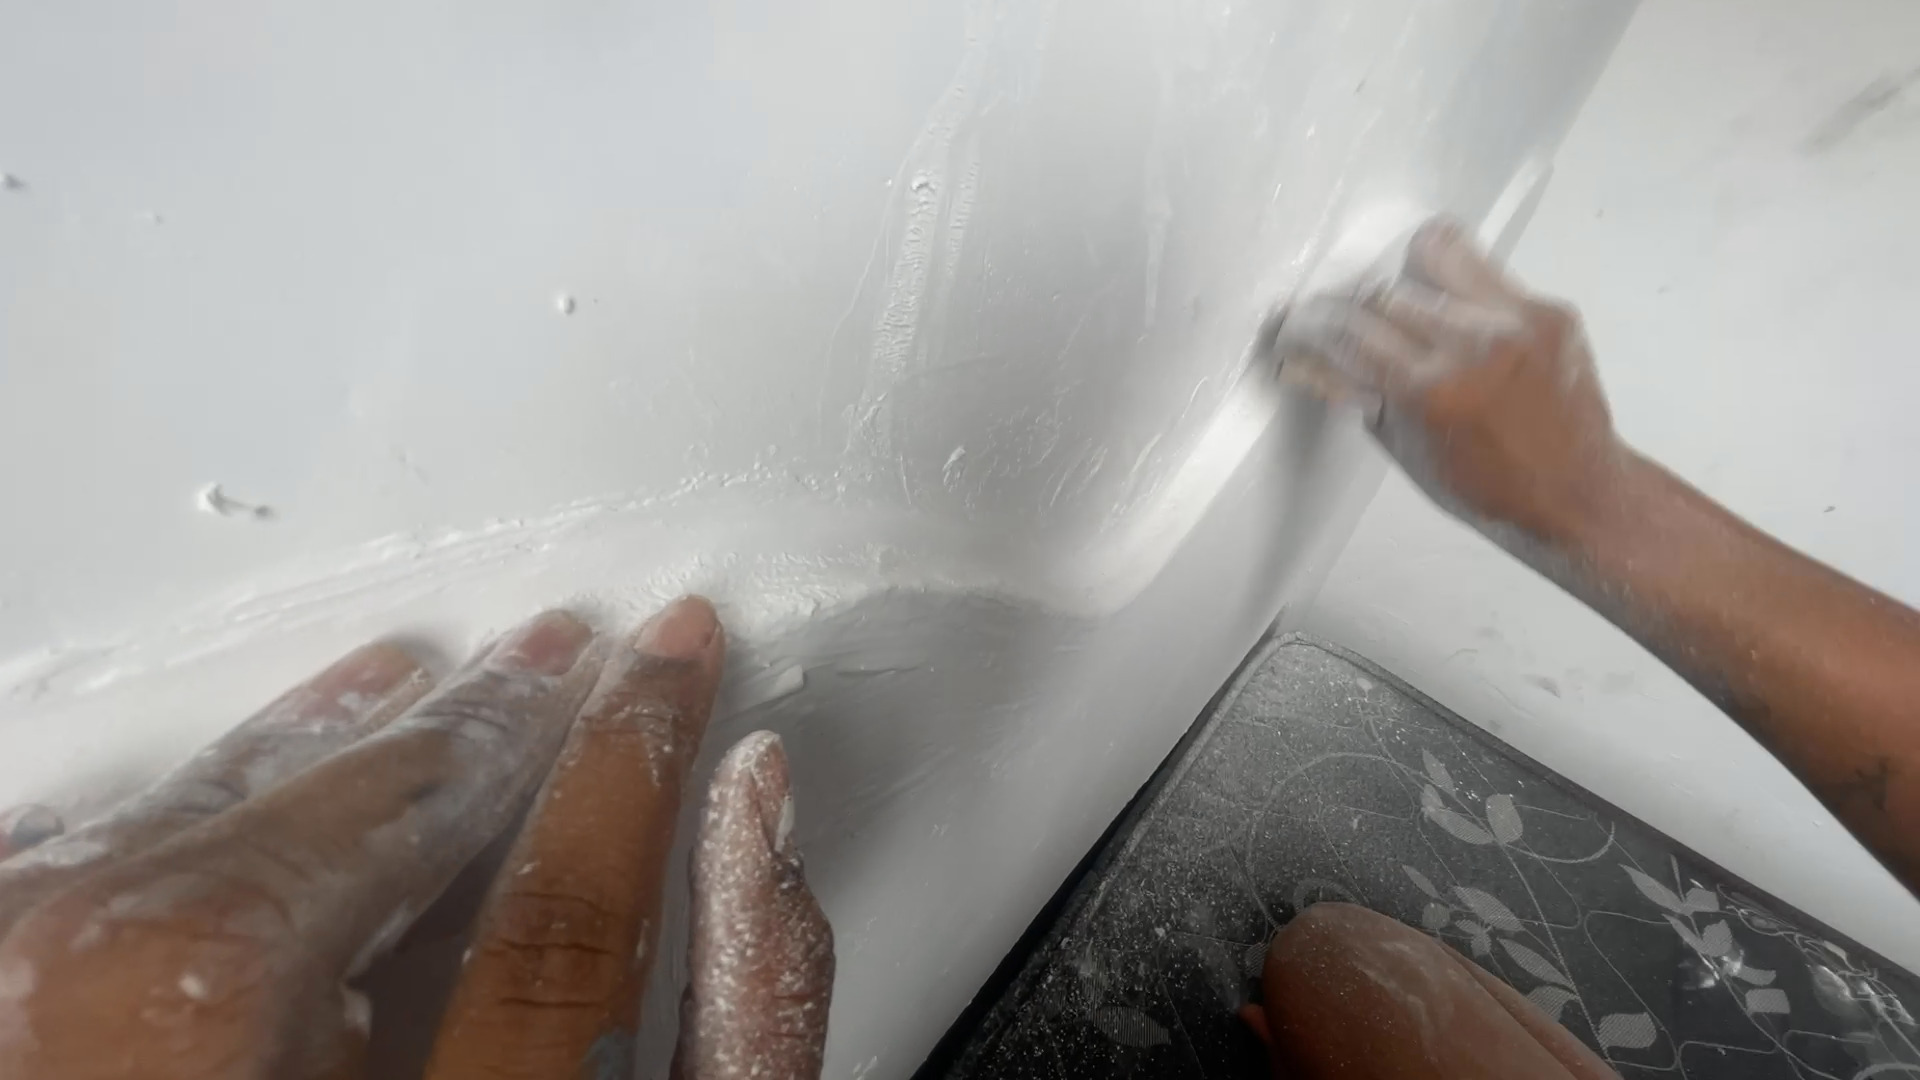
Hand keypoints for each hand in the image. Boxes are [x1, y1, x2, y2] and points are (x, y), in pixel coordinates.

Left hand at [0, 599, 832, 1079]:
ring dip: (302, 753)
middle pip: (324, 907)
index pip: (559, 924)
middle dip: (472, 735)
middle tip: (553, 651)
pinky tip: (221, 778)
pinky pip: (12, 953)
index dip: (631, 749)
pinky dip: (121, 842)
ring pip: (117, 917)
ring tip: (408, 674)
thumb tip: (756, 793)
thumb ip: (757, 988)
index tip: (669, 653)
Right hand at [1273, 218, 1623, 545]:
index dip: (1312, 323)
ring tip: (1389, 303)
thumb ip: (1357, 394)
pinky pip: (1483, 272)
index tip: (1294, 322)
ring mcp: (1518, 320)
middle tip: (1333, 316)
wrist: (1572, 490)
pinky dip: (1449, 284)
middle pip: (1384, 292)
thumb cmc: (1476, 484)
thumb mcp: (1399, 445)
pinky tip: (1441, 313)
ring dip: (1398, 280)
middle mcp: (1475, 344)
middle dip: (1347, 303)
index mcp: (1431, 390)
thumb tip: (1309, 360)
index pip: (1351, 333)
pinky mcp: (1548, 308)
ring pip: (1437, 255)